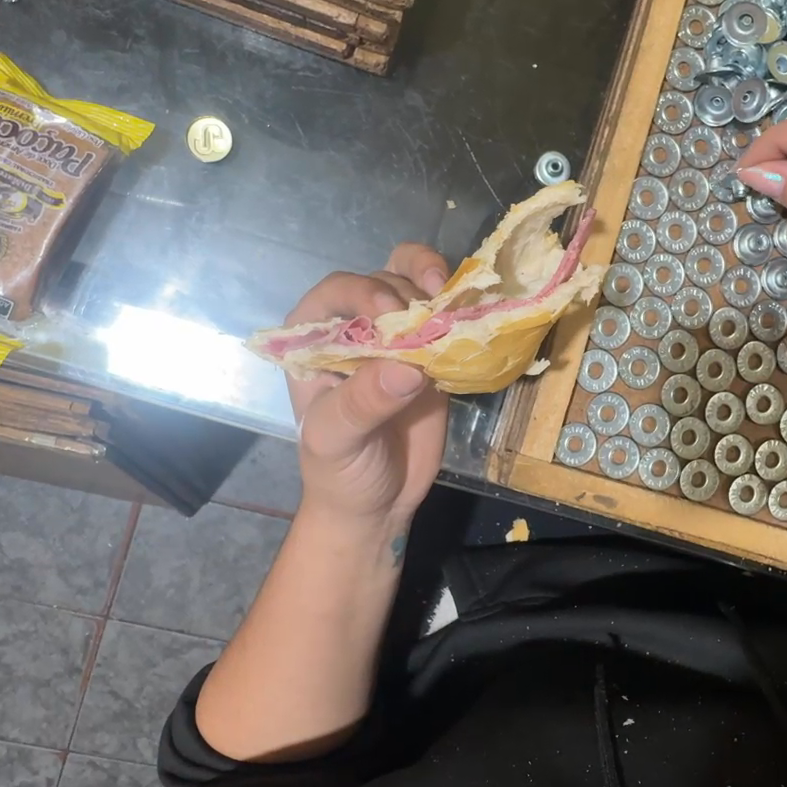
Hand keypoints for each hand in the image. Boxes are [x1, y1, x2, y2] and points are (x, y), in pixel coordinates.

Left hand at [283, 244, 450, 534]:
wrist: (378, 505)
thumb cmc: (340, 472)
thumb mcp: (336, 440)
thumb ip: (363, 402)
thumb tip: (408, 367)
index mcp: (315, 341)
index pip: (335, 293)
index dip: (362, 291)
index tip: (389, 311)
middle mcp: (355, 330)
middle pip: (381, 281)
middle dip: (405, 287)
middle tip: (425, 311)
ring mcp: (397, 341)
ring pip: (415, 289)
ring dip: (434, 286)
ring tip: (451, 300)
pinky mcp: (431, 358)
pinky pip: (446, 321)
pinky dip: (460, 311)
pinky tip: (472, 314)